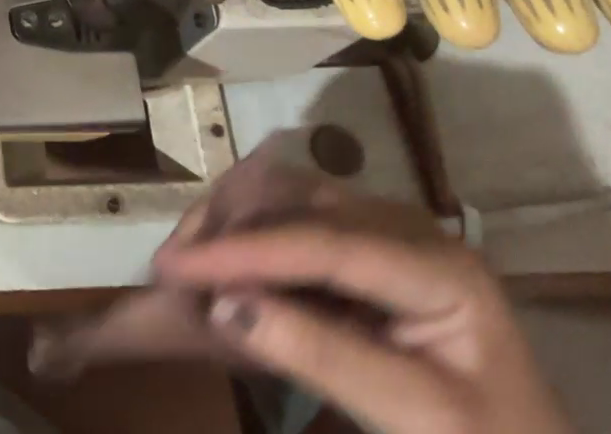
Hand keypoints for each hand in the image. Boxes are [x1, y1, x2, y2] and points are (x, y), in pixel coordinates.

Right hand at [154, 186, 573, 433]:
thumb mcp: (416, 420)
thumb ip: (323, 357)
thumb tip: (221, 305)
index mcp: (440, 269)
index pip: (323, 242)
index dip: (241, 251)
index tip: (170, 267)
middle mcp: (409, 231)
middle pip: (298, 201)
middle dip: (228, 228)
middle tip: (172, 271)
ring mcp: (385, 234)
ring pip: (286, 199)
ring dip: (231, 225)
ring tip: (190, 268)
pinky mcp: (363, 249)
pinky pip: (290, 222)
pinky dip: (247, 239)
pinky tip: (225, 273)